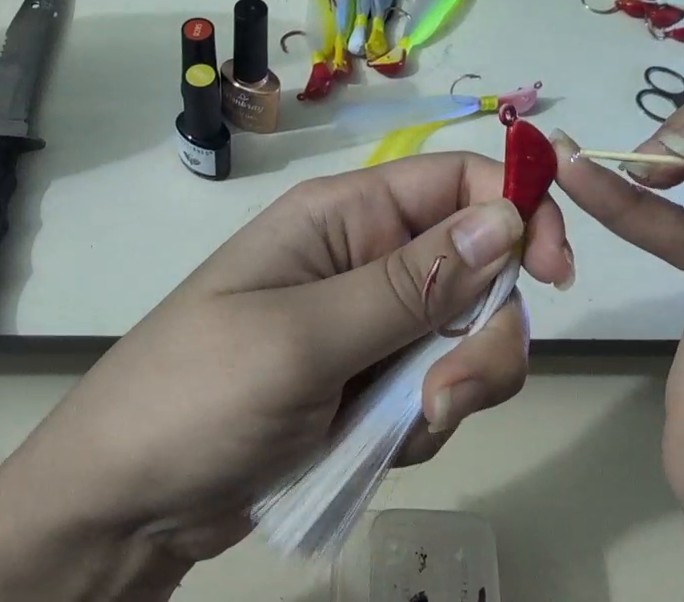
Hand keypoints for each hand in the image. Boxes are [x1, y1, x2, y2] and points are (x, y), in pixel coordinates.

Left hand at [0, 153, 572, 601]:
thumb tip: (506, 216)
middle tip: (446, 393)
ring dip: (457, 385)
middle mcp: (364, 259)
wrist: (128, 504)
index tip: (556, 273)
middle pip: (477, 266)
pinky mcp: (369, 383)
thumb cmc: (197, 397)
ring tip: (404, 427)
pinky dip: (425, 421)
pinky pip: (436, 388)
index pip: (455, 180)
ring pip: (466, 334)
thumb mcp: (304, 338)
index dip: (518, 208)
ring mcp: (369, 325)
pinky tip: (376, 448)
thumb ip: (411, 283)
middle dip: (484, 330)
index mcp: (343, 217)